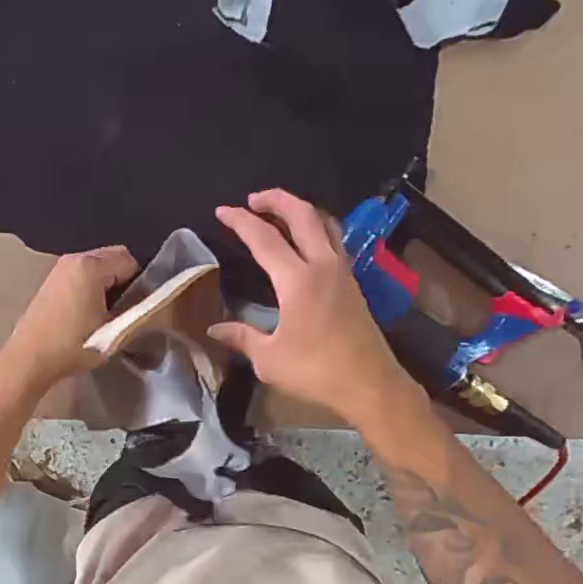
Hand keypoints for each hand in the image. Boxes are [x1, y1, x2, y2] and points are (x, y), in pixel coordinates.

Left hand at [0, 245, 138, 402]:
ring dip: (105, 285)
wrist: (28, 360)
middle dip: (122, 281)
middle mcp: (73, 259)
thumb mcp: (113, 332)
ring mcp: (57, 269)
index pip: (130, 261)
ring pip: (95, 267)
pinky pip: (79, 276)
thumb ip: (135, 313)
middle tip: (123, 311)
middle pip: (111, 258)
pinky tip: (84, 314)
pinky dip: (88, 288)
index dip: (139, 283)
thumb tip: (149, 304)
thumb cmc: (73, 345)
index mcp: (90, 266)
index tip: (136, 307)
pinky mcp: (48, 283)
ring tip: (104, 315)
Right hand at [208, 189, 418, 426]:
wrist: (368, 383)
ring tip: (279, 211)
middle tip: (252, 199)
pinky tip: (305, 241)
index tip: (223, 211)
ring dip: (300, 210)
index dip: (241, 222)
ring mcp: (342, 272)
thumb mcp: (268, 359)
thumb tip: (215, 328)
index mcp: (297, 281)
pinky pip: (333, 240)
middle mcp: (323, 266)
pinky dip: (315, 228)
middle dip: (276, 201)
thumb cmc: (314, 372)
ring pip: (324, 223)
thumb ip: (241, 337)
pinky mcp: (352, 283)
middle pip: (302, 215)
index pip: (265, 240)